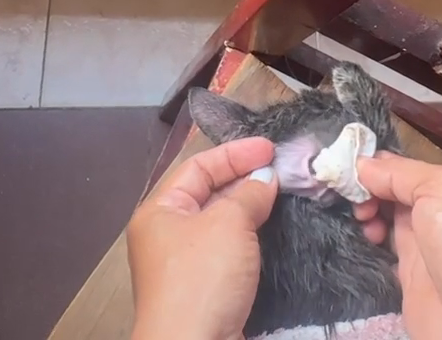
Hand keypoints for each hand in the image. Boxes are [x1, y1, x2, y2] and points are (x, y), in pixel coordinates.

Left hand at [128, 137, 278, 339]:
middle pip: (209, 193)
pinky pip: (227, 251)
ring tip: (281, 195)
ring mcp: (185, 266)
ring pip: (220, 223)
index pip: (198, 166)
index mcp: (160, 210)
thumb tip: (265, 180)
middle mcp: (167, 234)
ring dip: (249, 208)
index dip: (235, 153)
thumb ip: (249, 194)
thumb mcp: (228, 223)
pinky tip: (271, 231)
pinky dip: (249, 237)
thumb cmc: (203, 277)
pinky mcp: (204, 292)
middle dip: (244, 179)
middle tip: (281, 170)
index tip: (270, 148)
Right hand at [357, 152, 441, 339]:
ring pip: (384, 214)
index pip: (403, 165)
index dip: (374, 162)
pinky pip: (382, 248)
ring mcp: (422, 245)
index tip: (345, 164)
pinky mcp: (408, 277)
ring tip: (362, 219)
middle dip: (366, 185)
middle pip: (390, 187)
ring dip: (366, 209)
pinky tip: (365, 237)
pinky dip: (368, 237)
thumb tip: (362, 166)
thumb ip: (401, 173)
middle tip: (351, 196)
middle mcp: (434, 210)